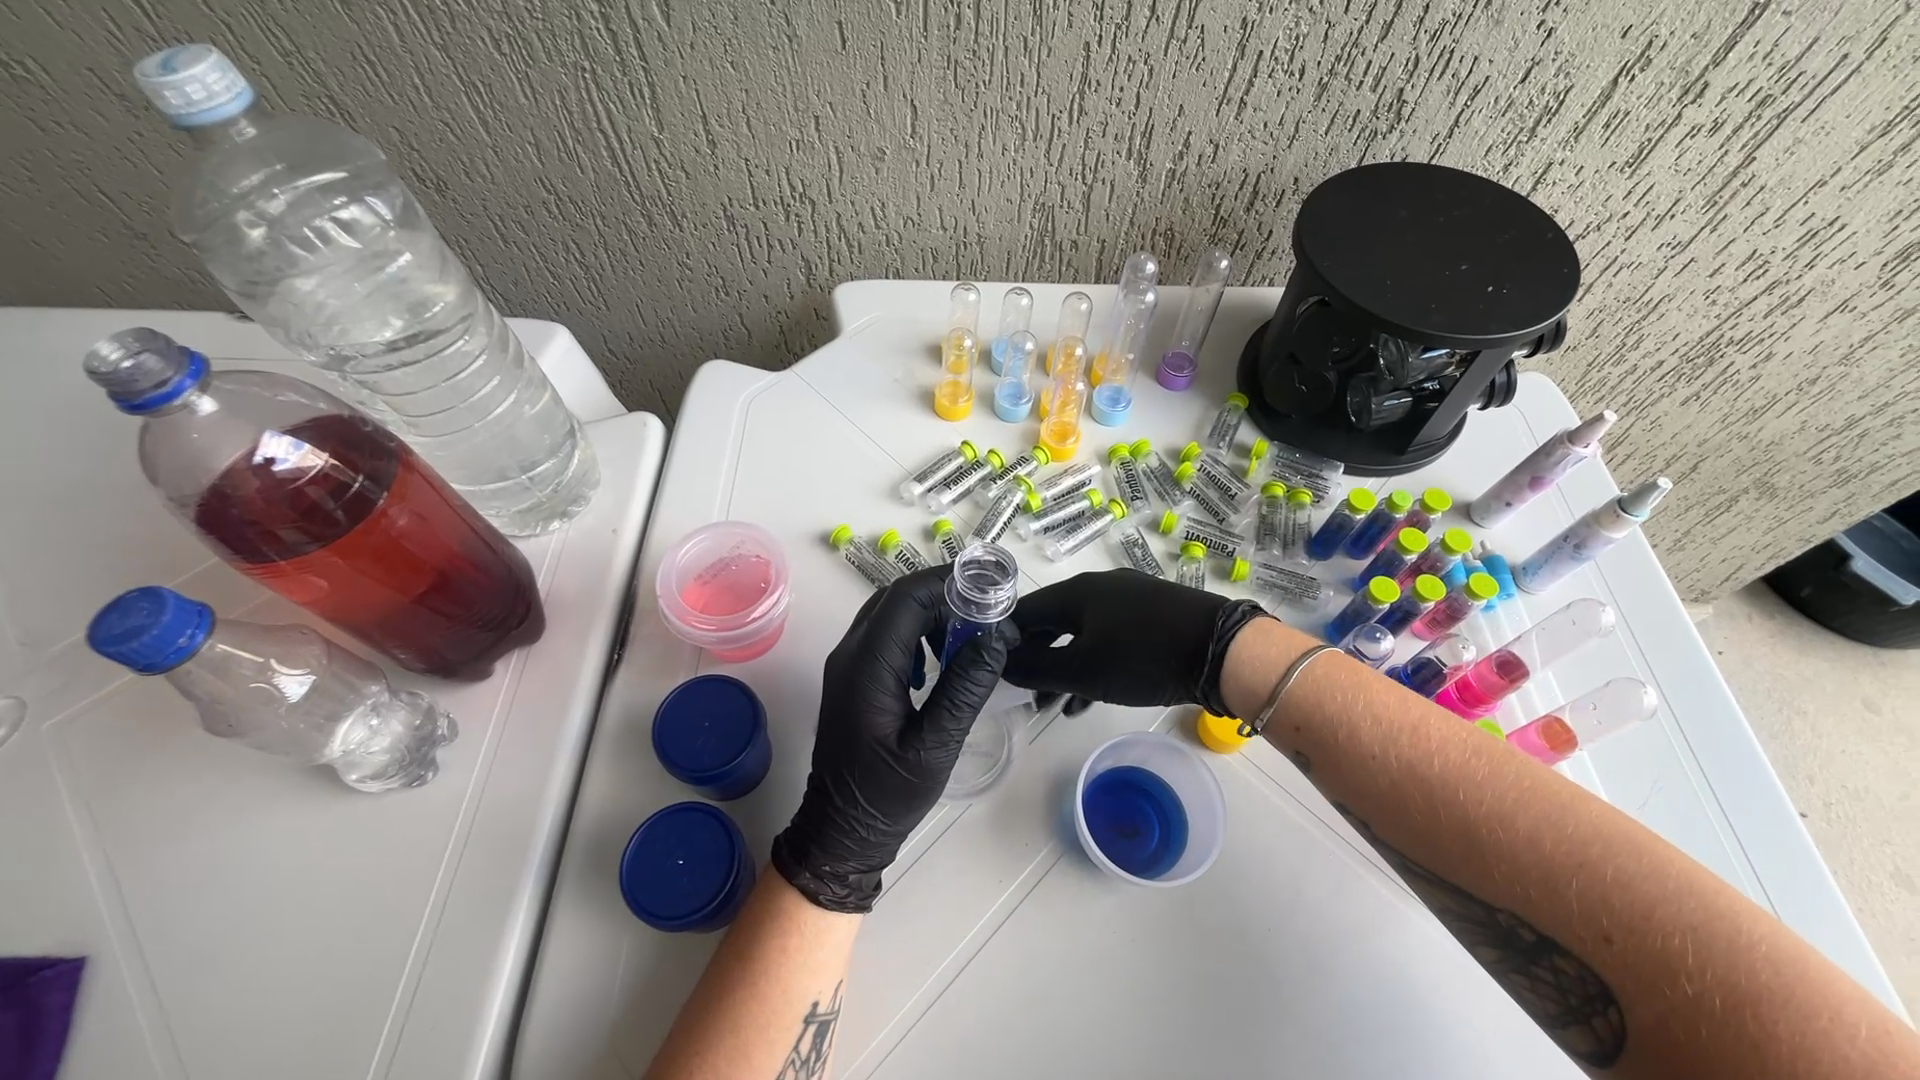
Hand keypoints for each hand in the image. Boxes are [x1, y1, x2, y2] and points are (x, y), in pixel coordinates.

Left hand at [771, 566, 1015, 913]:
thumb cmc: (887, 795)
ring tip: (969, 638)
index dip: (949, 585)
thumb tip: (995, 636)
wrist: (840, 830)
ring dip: (930, 614)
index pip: (908, 597)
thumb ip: (964, 687)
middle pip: (897, 598)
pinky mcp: (852, 678)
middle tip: (988, 614)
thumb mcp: (936, 745)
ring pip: (890, 614)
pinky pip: (885, 636)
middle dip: (944, 596)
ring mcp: (847, 664)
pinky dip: (916, 634)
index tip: (991, 594)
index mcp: (868, 665)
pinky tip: (940, 663)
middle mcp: (851, 653)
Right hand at [1002, 568, 1268, 716]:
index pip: (1022, 611)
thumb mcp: (1082, 670)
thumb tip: (1000, 663)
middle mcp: (1099, 588)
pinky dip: (1092, 666)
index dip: (1003, 640)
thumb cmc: (1143, 657)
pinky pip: (1109, 640)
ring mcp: (1129, 601)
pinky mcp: (1154, 618)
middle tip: (1023, 693)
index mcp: (1075, 592)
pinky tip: (1088, 700)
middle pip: (1052, 622)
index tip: (990, 669)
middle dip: (1035, 659)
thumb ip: (1036, 668)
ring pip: (1081, 635)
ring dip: (1063, 668)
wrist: (1223, 650)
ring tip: (1053, 707)